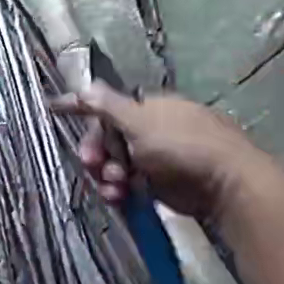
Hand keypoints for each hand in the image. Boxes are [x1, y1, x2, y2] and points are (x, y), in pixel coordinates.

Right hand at [50, 86, 273, 218]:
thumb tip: (84, 85)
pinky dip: (120, 190)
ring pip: (115, 165)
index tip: (58, 116)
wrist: (225, 183)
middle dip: (98, 155)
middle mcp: (152, 129)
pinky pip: (128, 183)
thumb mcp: (139, 122)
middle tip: (93, 166)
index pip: (107, 109)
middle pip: (107, 140)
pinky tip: (119, 197)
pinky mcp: (160, 183)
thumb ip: (107, 107)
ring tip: (114, 187)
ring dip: (107, 177)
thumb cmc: (181, 146)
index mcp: (149, 108)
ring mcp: (157, 157)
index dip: (84, 116)